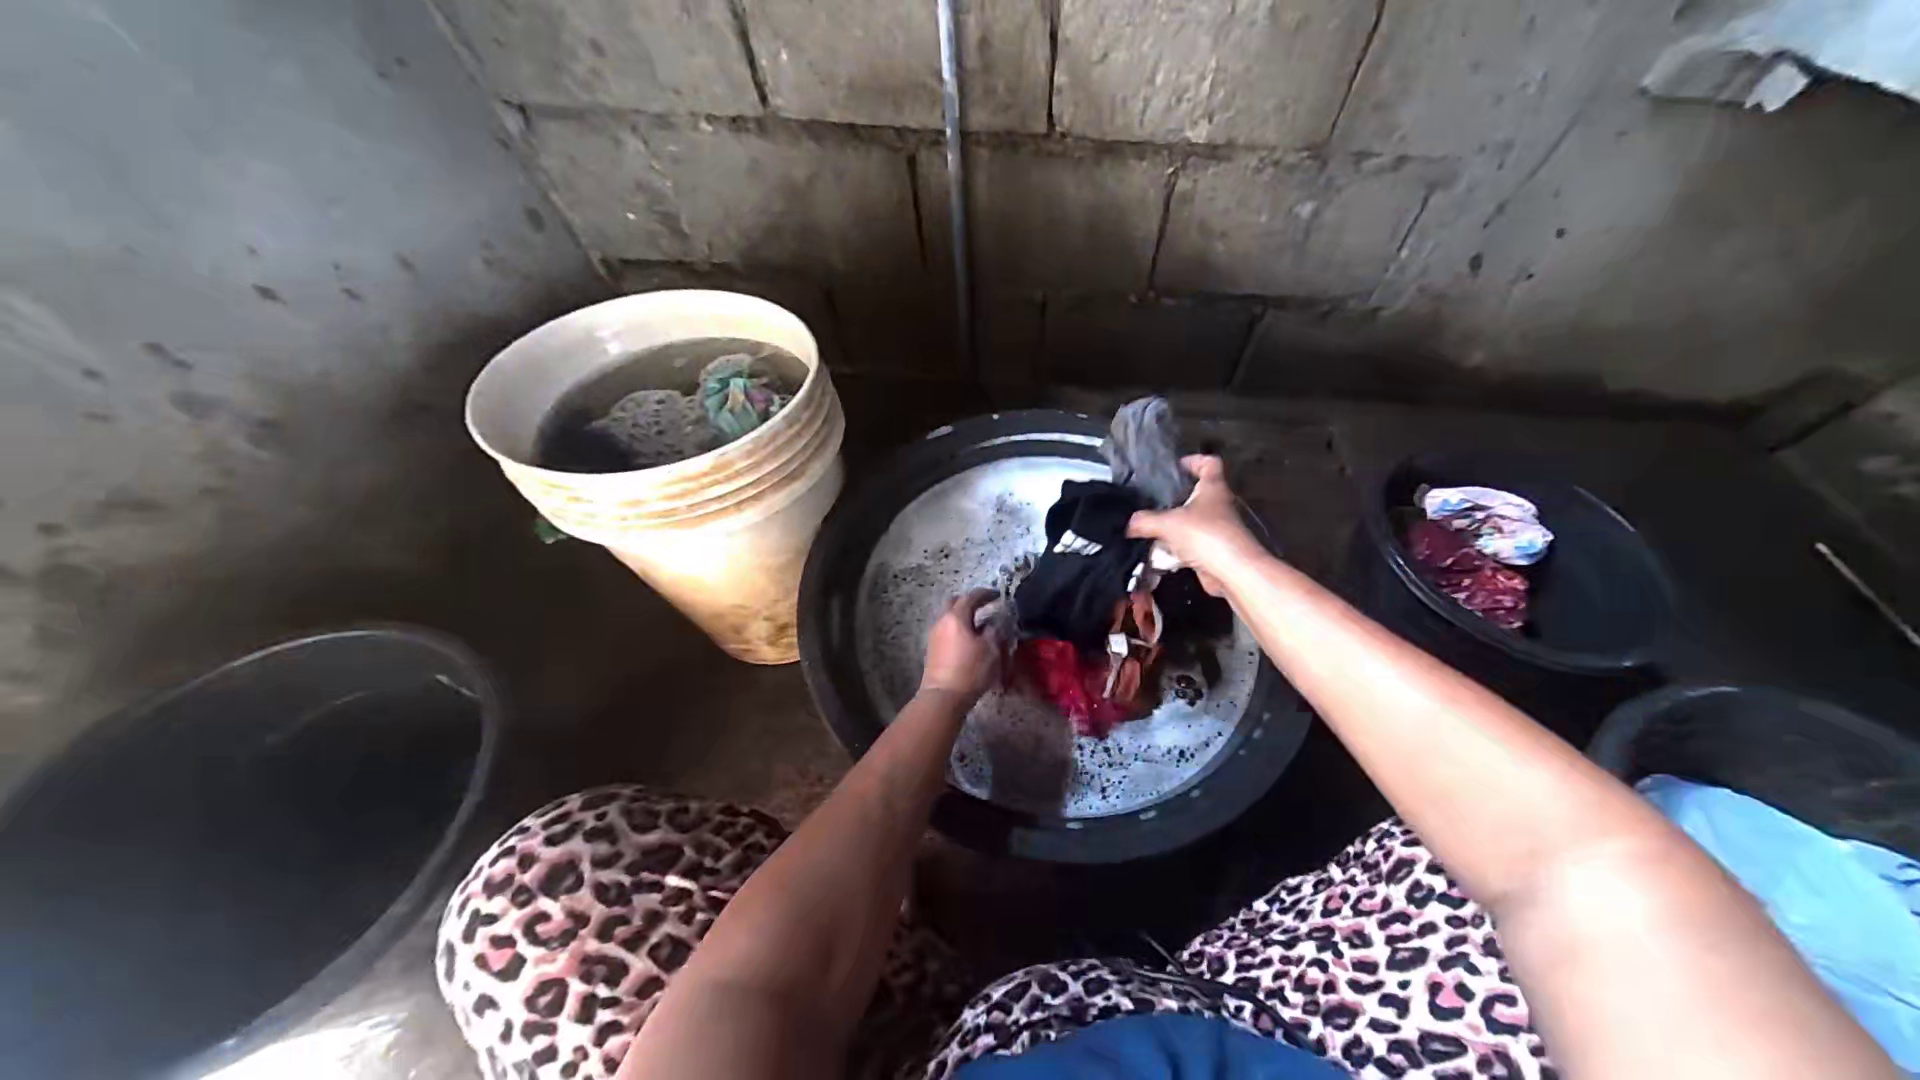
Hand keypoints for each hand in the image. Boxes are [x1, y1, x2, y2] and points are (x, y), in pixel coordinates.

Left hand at [919, 588, 1001, 701]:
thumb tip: (993, 622)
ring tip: (979, 625)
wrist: (943, 696)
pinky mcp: (932, 649)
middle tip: (985, 606)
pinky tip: (968, 639)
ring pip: (949, 617)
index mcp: (956, 617)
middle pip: (954, 603)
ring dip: (963, 616)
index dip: (985, 594)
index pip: (971, 597)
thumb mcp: (991, 650)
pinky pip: (946, 630)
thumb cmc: (970, 671)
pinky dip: (958, 628)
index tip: (997, 595)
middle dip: (970, 602)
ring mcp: (934, 635)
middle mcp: (941, 621)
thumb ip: (994, 631)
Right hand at [1127, 455, 1264, 595]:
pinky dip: (1172, 549)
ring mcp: (1215, 529)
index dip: (1193, 460)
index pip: (1209, 463)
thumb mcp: (1167, 523)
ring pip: (1188, 521)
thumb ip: (1144, 521)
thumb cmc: (1205, 536)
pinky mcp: (1210, 550)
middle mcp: (1216, 505)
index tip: (1175, 466)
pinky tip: (1155, 553)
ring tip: (1146, 528)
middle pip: (1195, 494)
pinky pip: (1187, 545)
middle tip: (1150, 500)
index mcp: (1212, 488)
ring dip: (1169, 526)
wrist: (1232, 572)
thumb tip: (1128, 523)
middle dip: (1172, 498)